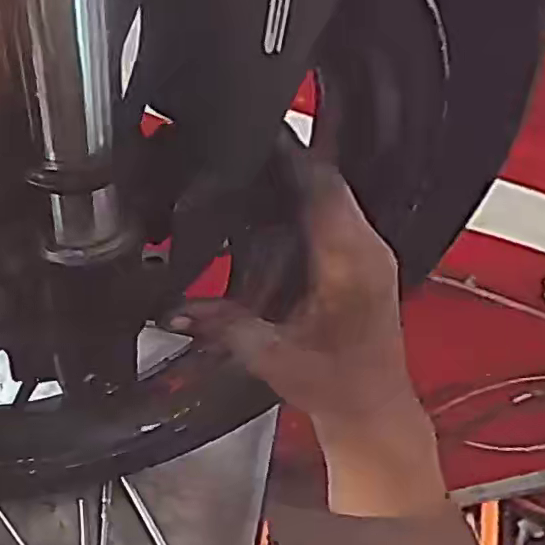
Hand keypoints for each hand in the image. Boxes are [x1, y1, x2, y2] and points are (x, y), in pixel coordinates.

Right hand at [170, 155, 446, 516]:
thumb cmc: (337, 386)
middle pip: (326, 181)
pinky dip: (296, 204)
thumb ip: (224, 328)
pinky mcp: (357, 262)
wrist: (370, 407)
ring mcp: (366, 254)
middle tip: (237, 150)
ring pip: (328, 195)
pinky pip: (327, 215)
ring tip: (245, 172)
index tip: (256, 137)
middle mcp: (366, 250)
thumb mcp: (273, 358)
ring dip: (290, 181)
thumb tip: (175, 310)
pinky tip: (264, 210)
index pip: (323, 187)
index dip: (289, 158)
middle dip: (282, 162)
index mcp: (352, 263)